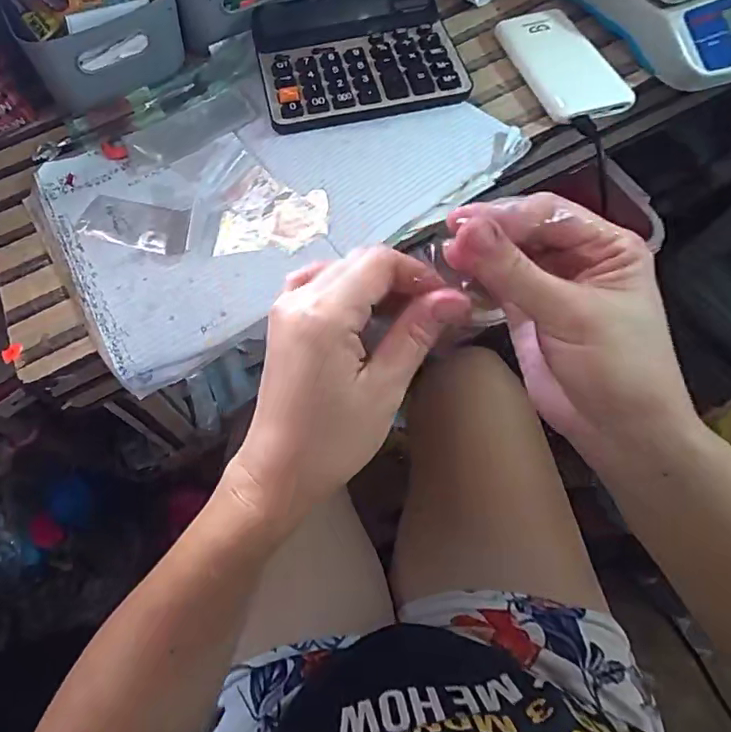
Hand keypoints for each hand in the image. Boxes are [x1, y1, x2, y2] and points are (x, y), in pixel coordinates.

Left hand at [227, 247, 469, 525]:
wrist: (277, 471)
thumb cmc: (333, 440)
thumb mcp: (383, 388)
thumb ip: (415, 333)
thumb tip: (453, 297)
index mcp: (322, 312)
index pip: (377, 262)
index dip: (417, 272)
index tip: (446, 299)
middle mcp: (298, 297)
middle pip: (358, 260)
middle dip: (400, 276)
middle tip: (432, 309)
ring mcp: (284, 306)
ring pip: (339, 268)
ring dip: (374, 281)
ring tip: (403, 314)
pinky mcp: (281, 319)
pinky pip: (318, 283)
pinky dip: (347, 288)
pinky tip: (364, 313)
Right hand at [441, 194, 697, 450]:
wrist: (623, 435)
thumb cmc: (619, 370)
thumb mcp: (570, 314)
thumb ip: (515, 271)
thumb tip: (467, 230)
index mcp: (606, 245)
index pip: (549, 214)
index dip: (505, 216)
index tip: (463, 224)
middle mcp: (578, 257)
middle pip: (524, 230)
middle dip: (488, 232)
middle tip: (448, 236)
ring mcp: (549, 284)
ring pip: (506, 256)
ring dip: (477, 255)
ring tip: (444, 255)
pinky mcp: (526, 311)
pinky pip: (496, 285)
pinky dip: (475, 280)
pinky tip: (452, 276)